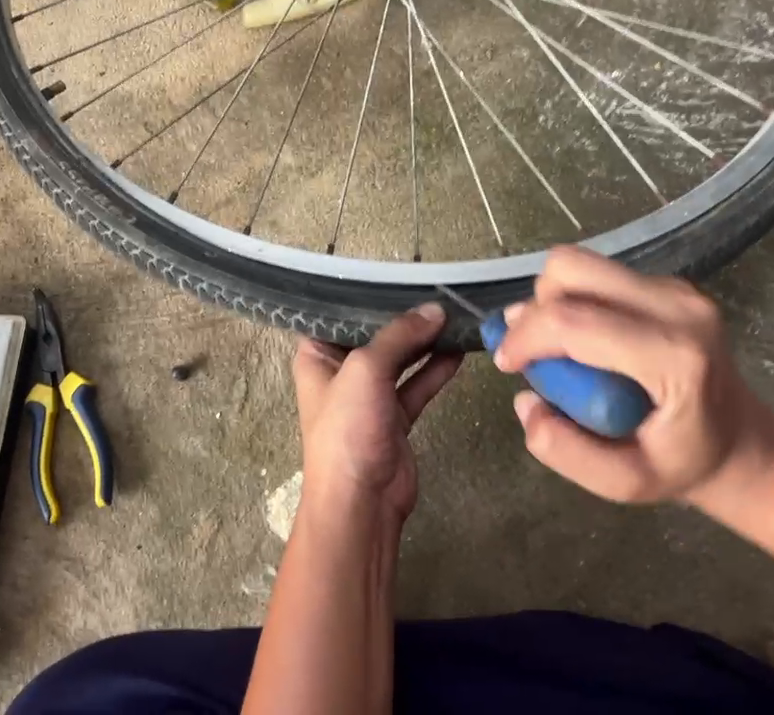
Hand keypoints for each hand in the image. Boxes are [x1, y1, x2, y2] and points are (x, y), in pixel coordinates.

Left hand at [292, 304, 463, 521]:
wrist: (360, 500)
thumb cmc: (348, 427)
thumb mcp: (367, 369)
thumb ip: (400, 336)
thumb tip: (434, 310)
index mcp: (315, 355)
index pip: (338, 314)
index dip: (366, 295)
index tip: (400, 273)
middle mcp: (339, 371)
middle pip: (373, 334)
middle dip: (403, 317)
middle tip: (437, 291)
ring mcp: (367, 396)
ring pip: (399, 359)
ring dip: (424, 342)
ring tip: (455, 316)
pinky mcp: (394, 417)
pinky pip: (416, 385)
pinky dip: (435, 370)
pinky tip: (458, 351)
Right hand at [493, 247, 773, 503]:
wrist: (743, 443)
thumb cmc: (684, 464)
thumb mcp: (624, 483)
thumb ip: (567, 452)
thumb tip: (526, 402)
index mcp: (674, 357)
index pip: (573, 321)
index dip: (525, 338)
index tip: (507, 365)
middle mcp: (677, 308)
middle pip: (570, 270)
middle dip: (535, 308)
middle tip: (534, 353)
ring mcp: (675, 289)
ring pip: (578, 265)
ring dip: (551, 303)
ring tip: (560, 349)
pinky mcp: (667, 283)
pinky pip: (595, 274)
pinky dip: (573, 301)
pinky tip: (586, 341)